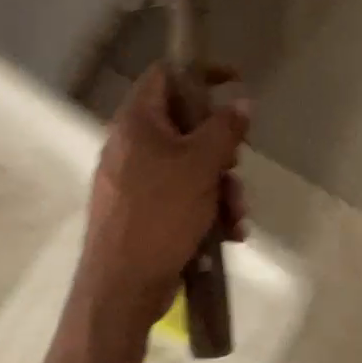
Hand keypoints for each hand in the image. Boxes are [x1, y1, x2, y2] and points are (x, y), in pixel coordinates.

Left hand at [77, 64, 249, 327]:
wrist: (120, 291)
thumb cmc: (159, 215)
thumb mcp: (201, 165)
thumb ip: (224, 129)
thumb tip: (241, 102)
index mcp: (136, 122)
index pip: (166, 73)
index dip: (201, 71)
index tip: (235, 81)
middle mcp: (129, 144)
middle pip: (185, 125)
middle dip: (220, 149)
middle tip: (236, 167)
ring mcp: (132, 181)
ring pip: (188, 165)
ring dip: (220, 187)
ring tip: (236, 214)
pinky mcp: (138, 213)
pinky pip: (178, 196)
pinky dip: (204, 209)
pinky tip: (227, 234)